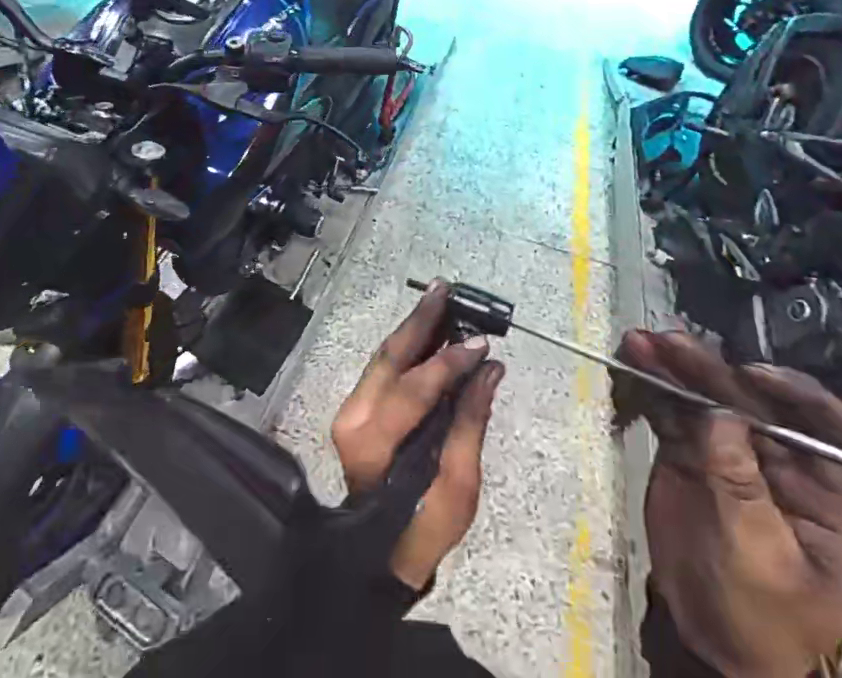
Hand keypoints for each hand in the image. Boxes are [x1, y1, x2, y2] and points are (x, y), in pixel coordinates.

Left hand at [331, 281, 505, 589]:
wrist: (379, 554)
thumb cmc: (424, 525)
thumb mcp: (458, 484)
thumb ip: (471, 421)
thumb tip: (490, 369)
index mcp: (374, 440)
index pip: (415, 387)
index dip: (450, 361)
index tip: (482, 343)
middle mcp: (353, 416)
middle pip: (390, 355)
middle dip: (421, 319)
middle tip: (446, 287)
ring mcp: (351, 409)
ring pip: (384, 356)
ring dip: (413, 326)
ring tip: (440, 297)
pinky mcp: (357, 408)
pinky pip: (384, 367)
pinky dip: (408, 346)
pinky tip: (429, 329)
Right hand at [620, 331, 841, 677]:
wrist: (713, 645)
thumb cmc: (764, 620)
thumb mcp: (760, 558)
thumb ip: (739, 487)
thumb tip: (718, 416)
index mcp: (832, 496)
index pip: (833, 432)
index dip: (800, 395)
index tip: (753, 375)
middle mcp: (786, 464)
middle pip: (756, 405)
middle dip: (714, 371)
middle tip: (671, 343)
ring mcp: (735, 457)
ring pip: (710, 402)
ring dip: (677, 371)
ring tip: (642, 343)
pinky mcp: (693, 458)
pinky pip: (675, 417)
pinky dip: (654, 393)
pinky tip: (633, 368)